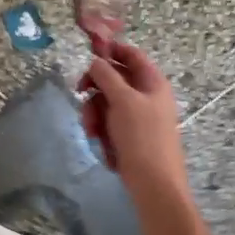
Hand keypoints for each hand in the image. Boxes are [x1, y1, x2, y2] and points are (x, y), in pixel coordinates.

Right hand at [78, 41, 186, 194]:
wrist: (154, 184)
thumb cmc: (142, 137)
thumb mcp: (122, 100)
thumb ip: (106, 75)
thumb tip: (95, 61)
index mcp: (153, 82)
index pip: (131, 54)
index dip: (110, 50)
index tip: (87, 55)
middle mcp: (146, 95)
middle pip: (113, 78)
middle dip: (95, 88)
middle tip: (80, 92)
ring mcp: (137, 116)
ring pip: (106, 101)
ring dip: (94, 112)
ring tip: (91, 129)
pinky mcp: (129, 134)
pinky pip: (108, 121)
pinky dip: (100, 128)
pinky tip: (98, 140)